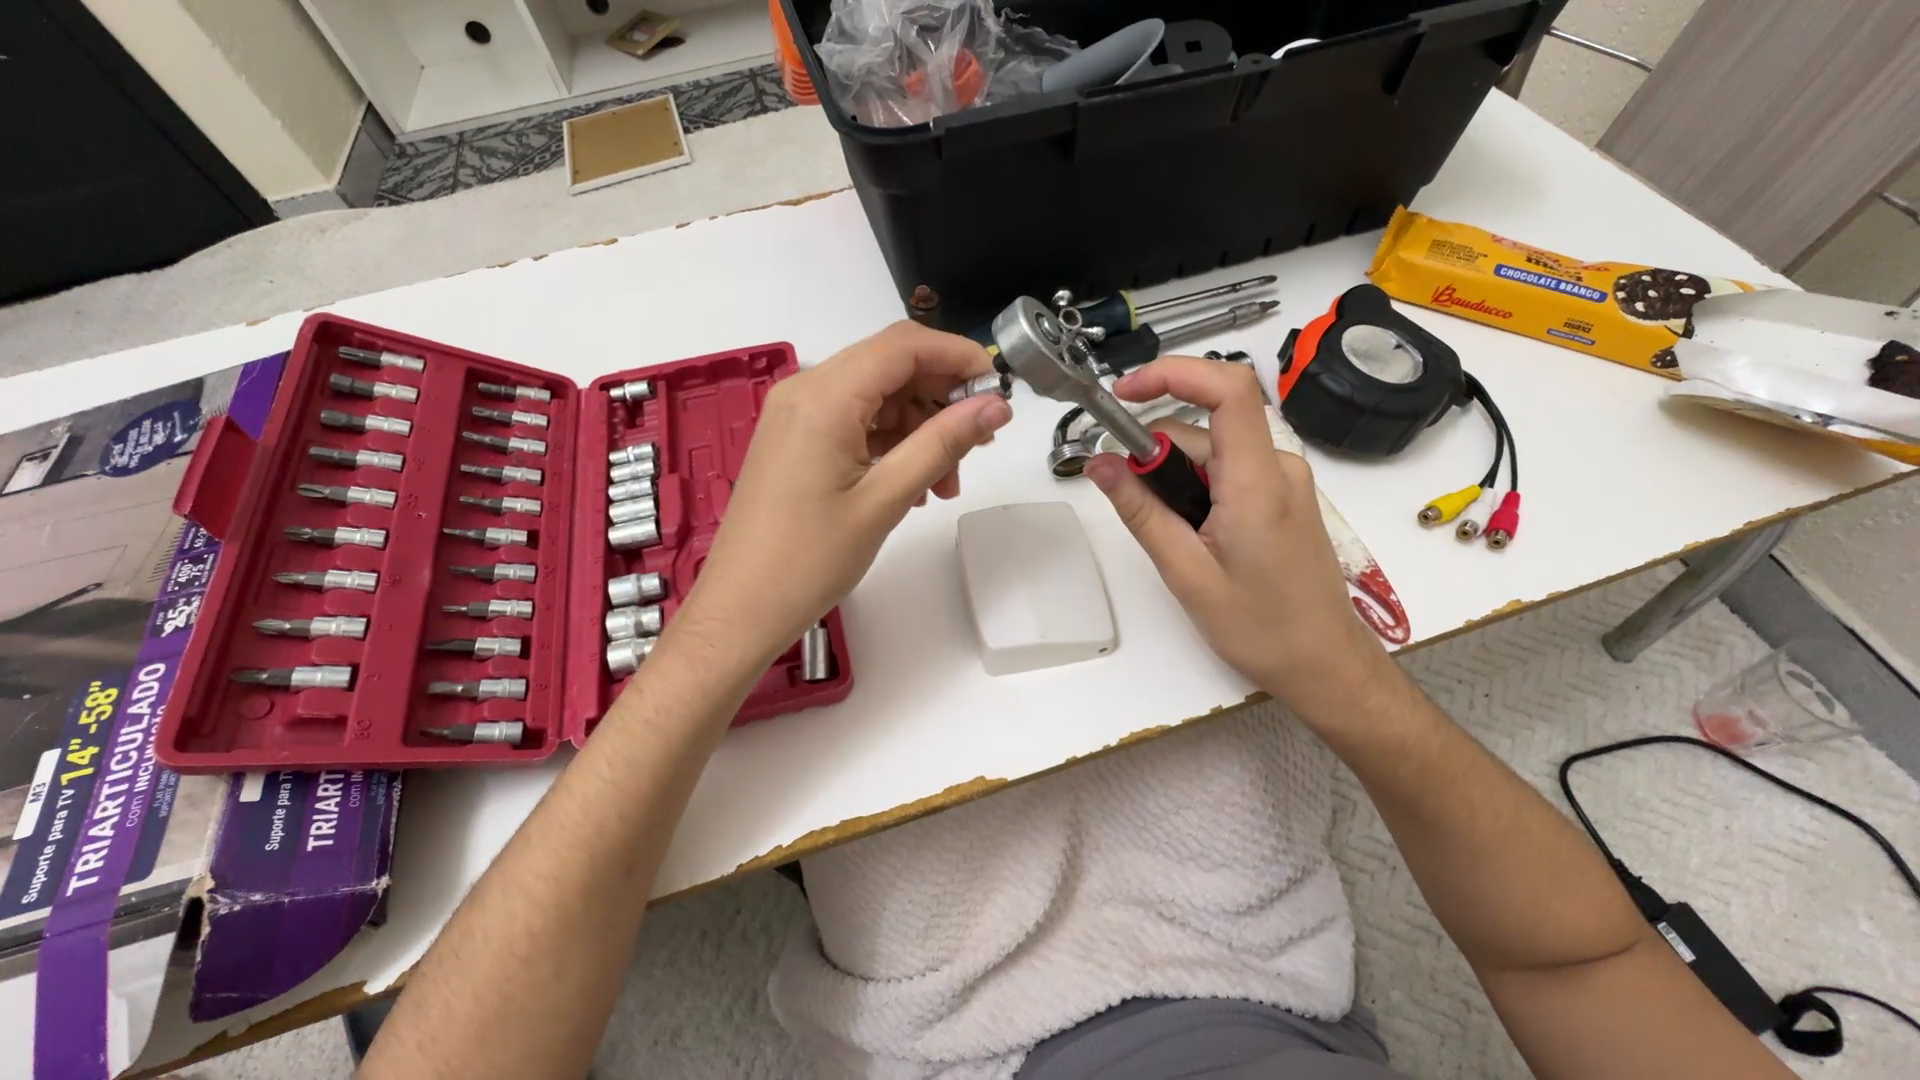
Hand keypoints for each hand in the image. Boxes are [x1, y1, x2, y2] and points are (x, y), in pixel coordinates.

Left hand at [678, 321, 1009, 663]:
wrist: (742, 607)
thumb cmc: (810, 559)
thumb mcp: (887, 499)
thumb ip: (943, 443)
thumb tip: (996, 405)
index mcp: (825, 396)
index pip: (905, 346)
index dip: (959, 357)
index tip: (1000, 391)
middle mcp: (806, 390)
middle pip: (891, 366)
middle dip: (941, 397)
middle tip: (980, 444)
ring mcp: (796, 415)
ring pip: (876, 397)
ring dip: (919, 428)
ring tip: (944, 484)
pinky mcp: (794, 440)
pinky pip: (854, 421)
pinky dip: (891, 443)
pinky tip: (913, 486)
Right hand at [1083, 357, 1393, 723]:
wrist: (1323, 661)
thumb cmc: (1260, 628)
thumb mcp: (1185, 573)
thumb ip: (1141, 511)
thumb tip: (1099, 463)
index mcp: (1258, 482)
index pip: (1227, 390)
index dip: (1172, 373)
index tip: (1124, 393)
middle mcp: (1279, 467)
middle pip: (1205, 427)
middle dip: (1158, 454)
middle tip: (1134, 505)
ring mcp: (1286, 480)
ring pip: (1214, 450)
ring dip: (1177, 477)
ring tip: (1175, 538)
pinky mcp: (1284, 494)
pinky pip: (1231, 468)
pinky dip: (1199, 487)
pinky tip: (1196, 535)